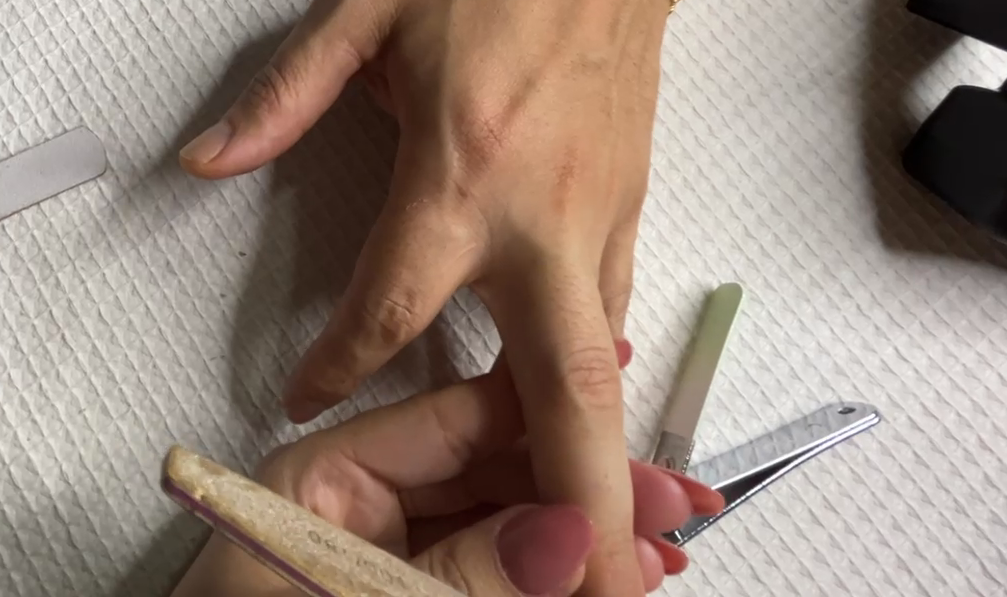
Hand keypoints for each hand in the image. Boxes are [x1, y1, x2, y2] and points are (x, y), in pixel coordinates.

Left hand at [169, 364, 721, 595]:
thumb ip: (456, 570)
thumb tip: (574, 533)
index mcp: (328, 472)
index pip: (452, 425)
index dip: (544, 436)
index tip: (629, 453)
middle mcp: (363, 501)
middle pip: (491, 479)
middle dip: (586, 490)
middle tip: (679, 501)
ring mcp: (387, 551)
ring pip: (504, 531)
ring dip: (583, 539)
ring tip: (673, 542)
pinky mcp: (405, 585)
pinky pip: (490, 571)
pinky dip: (550, 574)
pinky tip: (614, 574)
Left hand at [181, 0, 673, 592]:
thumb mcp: (359, 10)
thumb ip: (281, 96)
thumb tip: (206, 159)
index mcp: (459, 167)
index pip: (389, 305)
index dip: (337, 366)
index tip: (300, 400)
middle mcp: (538, 215)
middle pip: (560, 389)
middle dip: (567, 498)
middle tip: (560, 580)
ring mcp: (601, 217)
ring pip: (597, 363)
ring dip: (582, 445)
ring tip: (565, 521)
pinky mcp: (637, 205)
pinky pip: (611, 309)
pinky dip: (588, 364)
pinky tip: (564, 386)